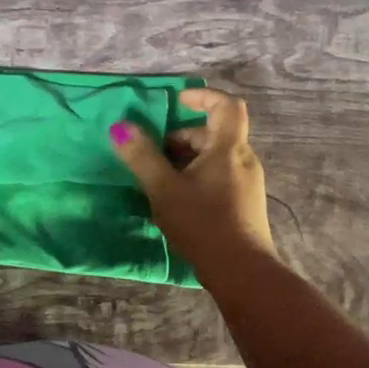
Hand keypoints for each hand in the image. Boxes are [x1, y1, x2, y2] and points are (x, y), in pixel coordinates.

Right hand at [110, 88, 275, 267]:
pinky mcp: (244, 203)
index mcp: (228, 149)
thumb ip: (141, 156)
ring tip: (159, 179)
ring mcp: (247, 182)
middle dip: (182, 135)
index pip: (226, 106)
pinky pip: (219, 175)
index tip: (176, 101)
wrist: (241, 271)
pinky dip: (196, 175)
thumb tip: (121, 127)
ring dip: (186, 158)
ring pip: (215, 156)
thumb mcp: (163, 188)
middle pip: (214, 133)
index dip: (203, 96)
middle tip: (153, 152)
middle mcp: (243, 159)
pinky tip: (177, 199)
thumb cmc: (202, 223)